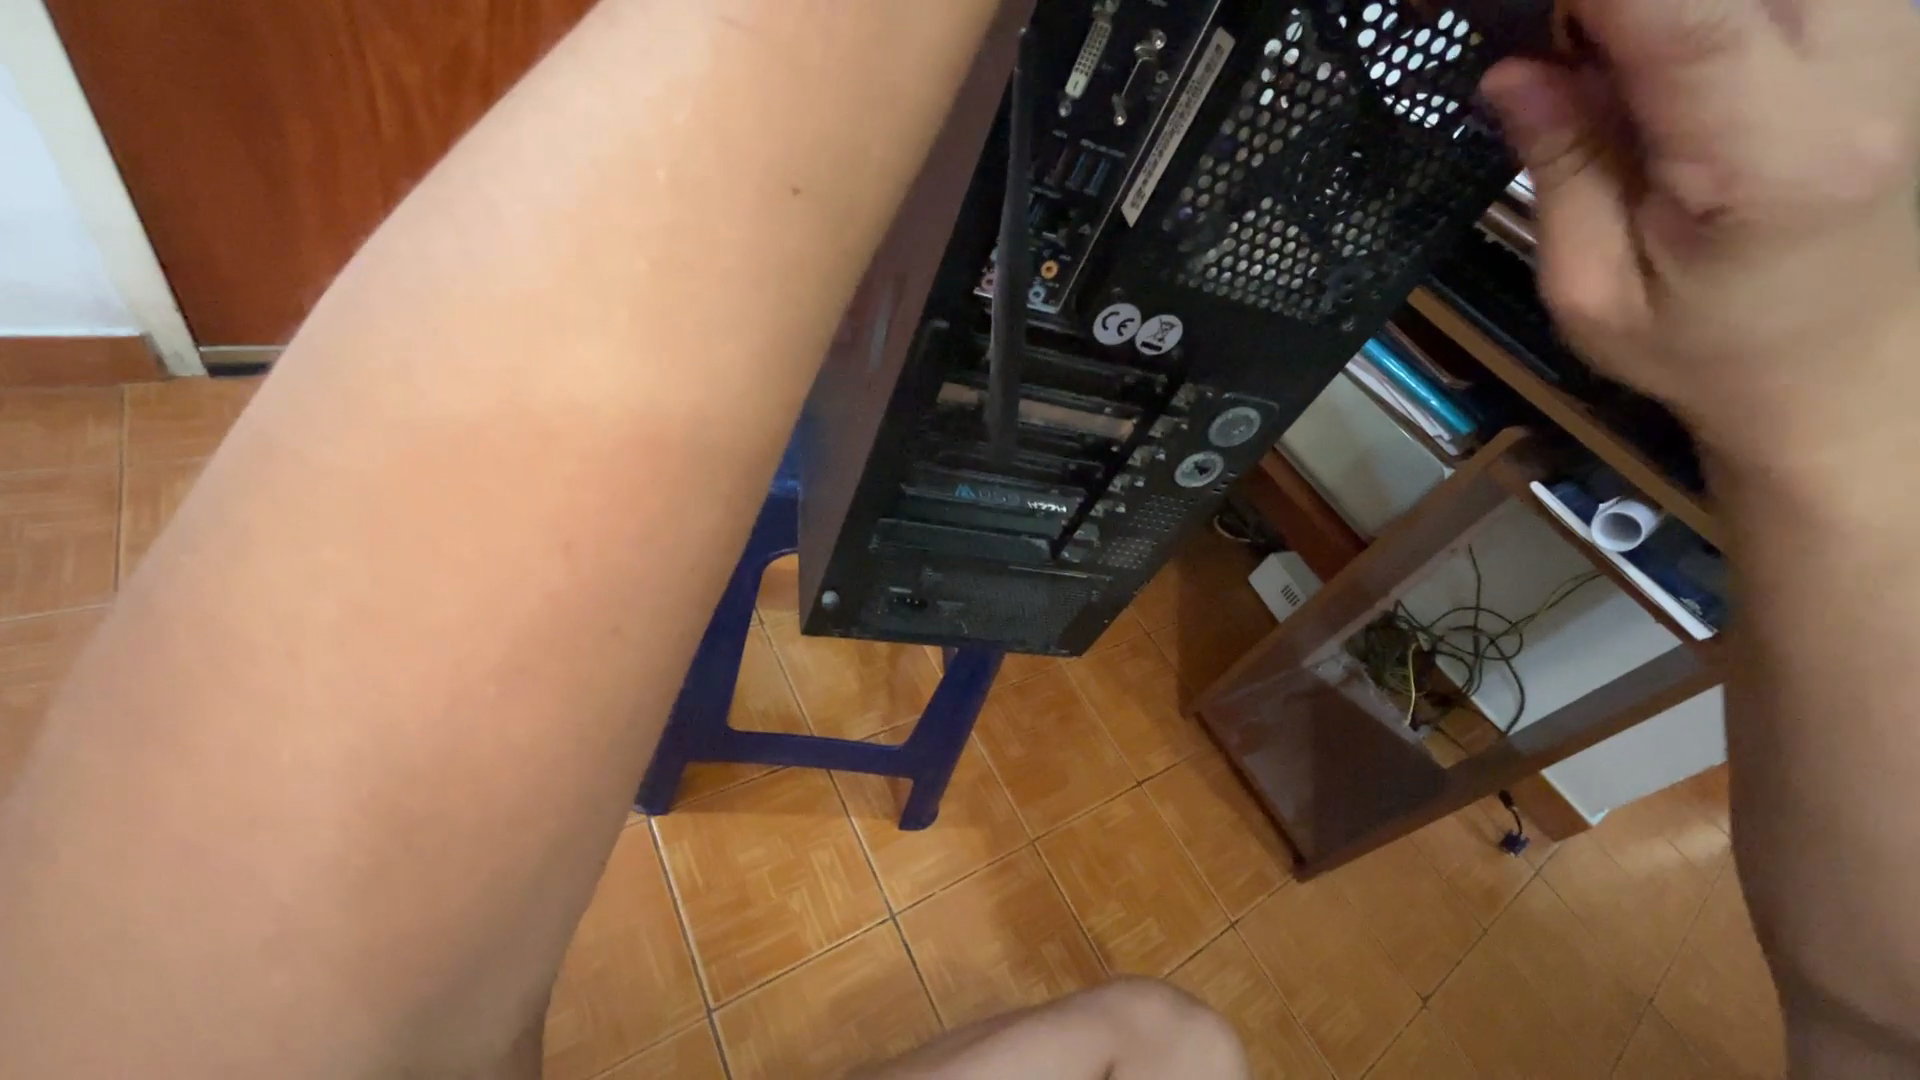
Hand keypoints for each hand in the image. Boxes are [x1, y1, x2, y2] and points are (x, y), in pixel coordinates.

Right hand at [1479, 0, 1919, 454]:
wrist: (1841, 357)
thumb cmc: (1699, 346)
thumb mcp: (1591, 287)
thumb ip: (1562, 166)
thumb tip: (1513, 69)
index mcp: (1773, 159)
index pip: (1692, 24)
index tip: (1520, 9)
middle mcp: (1867, 66)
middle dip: (1612, 2)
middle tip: (1549, 45)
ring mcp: (1899, 30)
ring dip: (1655, 8)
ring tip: (1593, 58)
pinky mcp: (1890, 21)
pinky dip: (1692, 11)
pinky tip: (1647, 48)